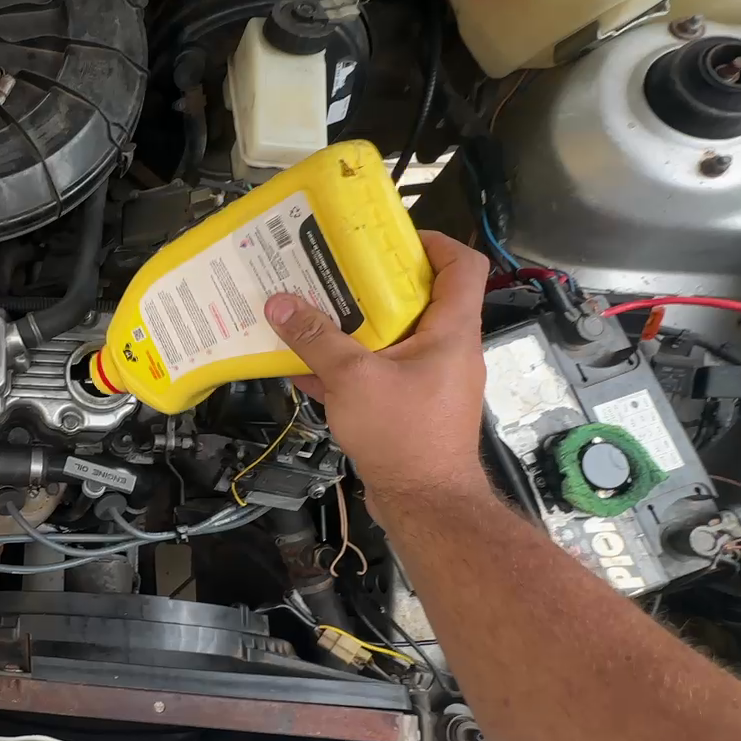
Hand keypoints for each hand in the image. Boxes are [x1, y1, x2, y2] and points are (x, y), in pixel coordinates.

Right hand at [264, 230, 492, 518]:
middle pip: (417, 301)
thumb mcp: (352, 379)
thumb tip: (278, 303)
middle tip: (332, 276)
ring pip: (392, 341)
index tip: (389, 239)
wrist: (422, 500)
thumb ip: (315, 340)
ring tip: (312, 317)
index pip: (461, 266)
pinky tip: (306, 370)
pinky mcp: (410, 408)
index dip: (433, 243)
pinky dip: (347, 368)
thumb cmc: (402, 433)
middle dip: (372, 287)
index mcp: (450, 331)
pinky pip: (377, 374)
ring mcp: (429, 382)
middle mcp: (446, 350)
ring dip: (354, 329)